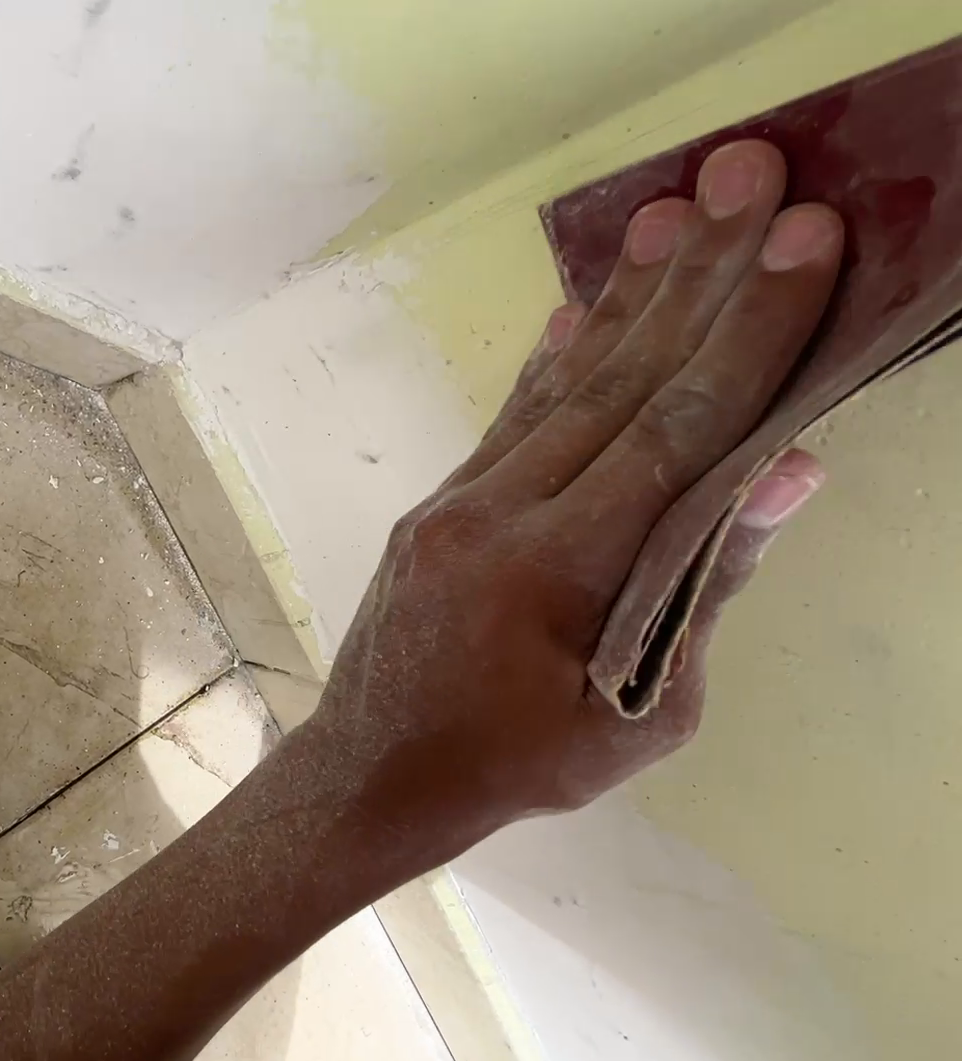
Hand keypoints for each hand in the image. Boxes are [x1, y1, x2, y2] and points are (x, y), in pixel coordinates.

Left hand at [315, 139, 841, 843]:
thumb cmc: (515, 760)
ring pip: (550, 396)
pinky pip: (501, 431)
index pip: (673, 429)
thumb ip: (697, 588)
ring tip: (668, 223)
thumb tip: (777, 474)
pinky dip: (546, 372)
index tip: (804, 238)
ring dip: (618, 308)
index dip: (745, 333)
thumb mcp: (638, 709)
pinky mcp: (430, 514)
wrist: (377, 763)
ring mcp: (450, 508)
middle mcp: (492, 515)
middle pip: (611, 385)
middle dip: (689, 282)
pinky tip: (575, 316)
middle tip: (741, 177)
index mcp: (554, 566)